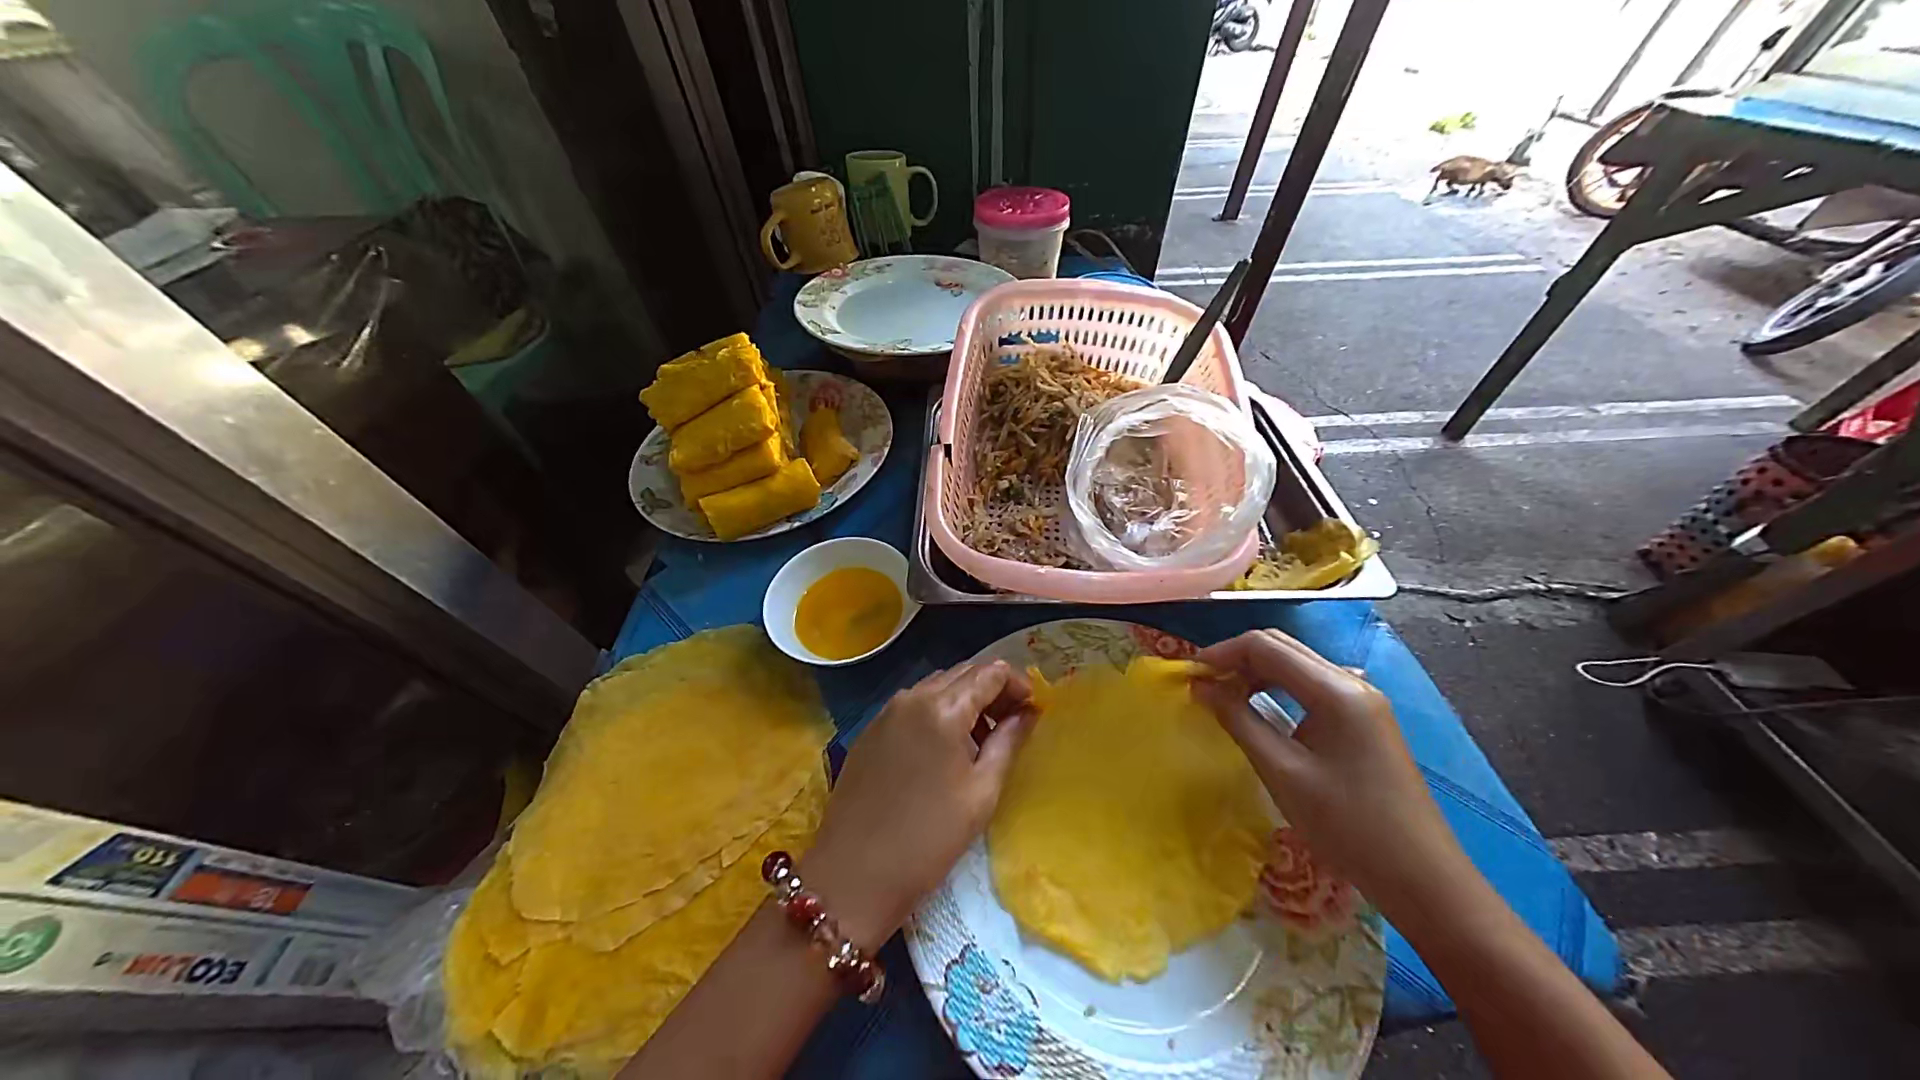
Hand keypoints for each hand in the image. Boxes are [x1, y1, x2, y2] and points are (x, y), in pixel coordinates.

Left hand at [801, 661, 1034, 949]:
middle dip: (992, 689)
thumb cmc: (929, 836)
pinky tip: (945, 747)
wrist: (854, 873)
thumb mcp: (981, 792)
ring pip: (936, 687)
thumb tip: (1027, 713)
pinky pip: (912, 705)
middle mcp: (912, 697)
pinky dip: (937, 712)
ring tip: (982, 737)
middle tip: (1013, 721)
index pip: (989, 673)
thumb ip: (1007, 742)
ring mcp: (886, 712)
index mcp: (943, 708)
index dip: (1017, 684)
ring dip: (964, 699)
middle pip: (962, 673)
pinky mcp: (870, 730)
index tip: (1033, 709)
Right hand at [1190, 630, 1475, 922]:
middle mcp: (1351, 683)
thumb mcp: (1282, 771)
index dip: (1221, 653)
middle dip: (1236, 660)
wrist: (1422, 878)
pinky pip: (1310, 688)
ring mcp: (1362, 701)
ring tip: (1223, 700)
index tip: (1189, 676)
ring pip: (1295, 666)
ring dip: (1255, 674)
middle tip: (1201, 687)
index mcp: (1335, 690)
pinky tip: (1259, 712)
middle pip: (1282, 649)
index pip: (1266, 646)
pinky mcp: (1364, 720)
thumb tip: (1200, 686)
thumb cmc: (1347, 826)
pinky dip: (1277, 691)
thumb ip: (1238, 720)